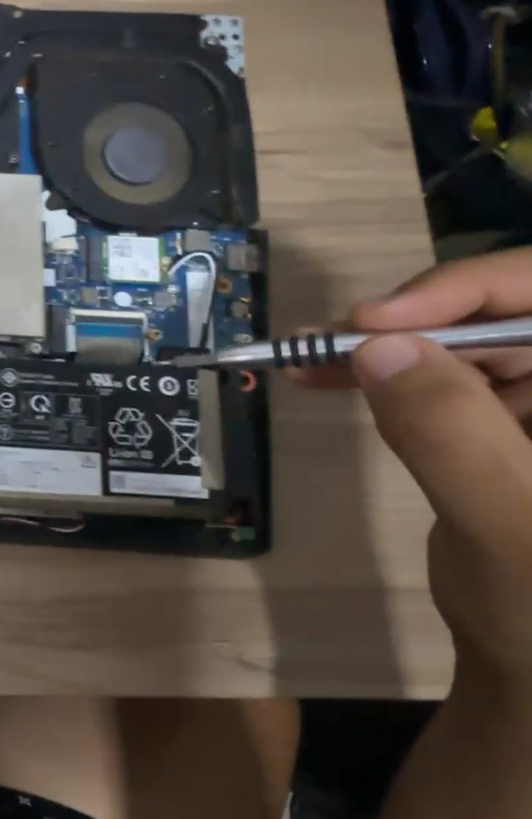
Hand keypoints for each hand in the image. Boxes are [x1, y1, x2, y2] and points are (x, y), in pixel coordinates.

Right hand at [297, 248, 531, 686]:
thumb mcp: (509, 527)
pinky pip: (455, 376)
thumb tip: (379, 344)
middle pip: (523, 314)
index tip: (377, 320)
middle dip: (425, 318)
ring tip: (309, 358)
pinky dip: (391, 372)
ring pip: (481, 341)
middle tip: (329, 340)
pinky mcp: (519, 426)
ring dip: (394, 343)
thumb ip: (454, 434)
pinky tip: (332, 377)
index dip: (481, 290)